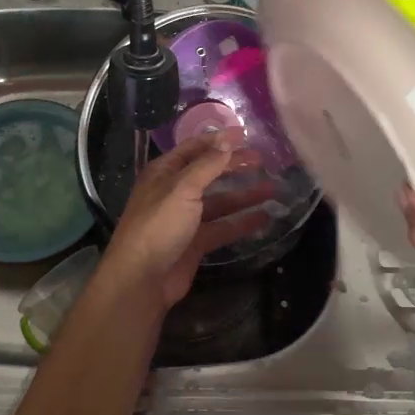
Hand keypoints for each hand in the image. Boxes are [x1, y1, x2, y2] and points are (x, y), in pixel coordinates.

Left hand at [102, 131, 275, 309]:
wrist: (141, 279)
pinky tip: (264, 218)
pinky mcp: (195, 243)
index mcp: (164, 172)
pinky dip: (242, 223)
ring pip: (219, 202)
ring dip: (243, 195)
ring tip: (272, 188)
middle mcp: (174, 192)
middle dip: (234, 166)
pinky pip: (222, 228)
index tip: (245, 135)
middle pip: (208, 173)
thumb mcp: (182, 188)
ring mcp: (185, 218)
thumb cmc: (158, 225)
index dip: (218, 140)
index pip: (194, 148)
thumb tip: (227, 140)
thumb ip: (207, 165)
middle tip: (263, 160)